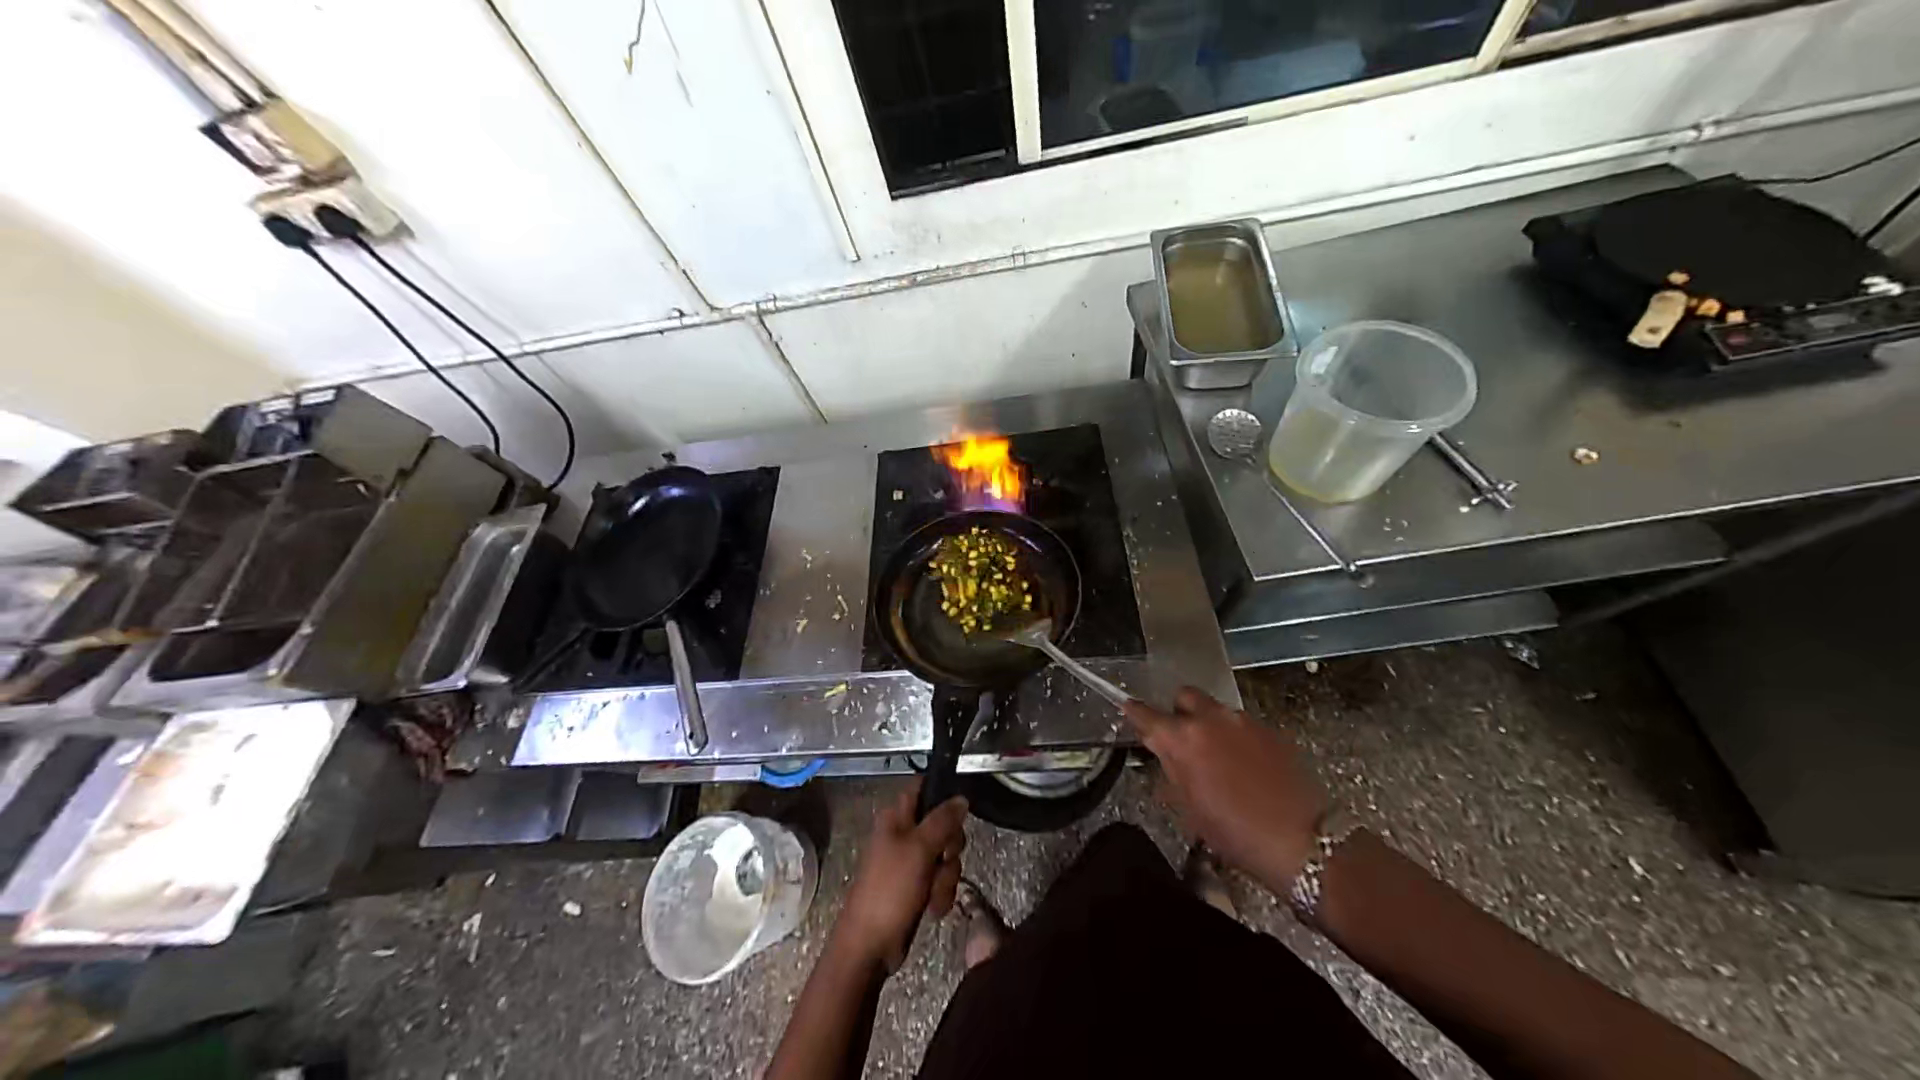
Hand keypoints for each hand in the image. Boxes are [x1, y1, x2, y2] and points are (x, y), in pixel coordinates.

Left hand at [830, 785, 967, 972]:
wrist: (870, 946)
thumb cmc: (890, 890)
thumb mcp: (919, 849)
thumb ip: (943, 820)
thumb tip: (961, 797)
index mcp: (896, 818)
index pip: (923, 788)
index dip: (942, 794)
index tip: (958, 812)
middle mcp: (904, 835)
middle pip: (943, 824)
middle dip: (950, 847)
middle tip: (942, 859)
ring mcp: (911, 862)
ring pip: (946, 856)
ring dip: (946, 877)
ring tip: (932, 892)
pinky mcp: (917, 887)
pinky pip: (941, 880)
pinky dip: (941, 893)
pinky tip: (932, 907)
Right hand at [1124, 687, 1328, 892]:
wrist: (1301, 840)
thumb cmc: (1234, 832)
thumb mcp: (1189, 807)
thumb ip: (1171, 768)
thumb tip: (1162, 750)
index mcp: (1183, 738)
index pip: (1147, 714)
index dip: (1134, 712)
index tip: (1128, 710)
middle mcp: (1211, 719)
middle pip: (1185, 696)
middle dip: (1178, 711)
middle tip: (1180, 739)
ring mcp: (1244, 721)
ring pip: (1216, 709)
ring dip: (1208, 724)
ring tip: (1216, 756)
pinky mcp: (1271, 730)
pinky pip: (1241, 724)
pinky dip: (1234, 736)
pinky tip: (1244, 766)